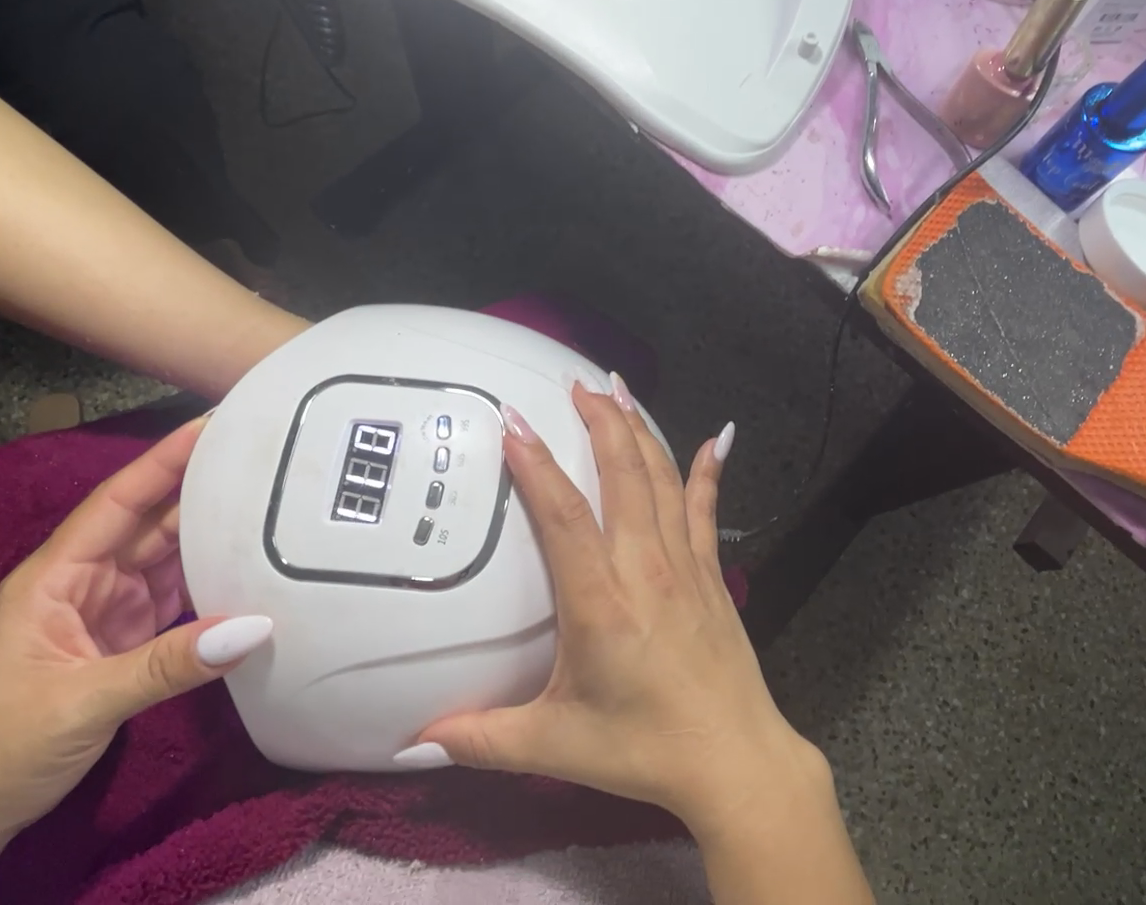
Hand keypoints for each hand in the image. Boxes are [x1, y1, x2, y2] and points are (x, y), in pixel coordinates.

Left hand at [0, 418, 274, 861]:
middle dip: (204, 488)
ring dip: (218, 534)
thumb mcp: (80, 704)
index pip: (117, 503)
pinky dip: (218, 582)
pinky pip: (183, 597)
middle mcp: (88, 581)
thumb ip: (167, 665)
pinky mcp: (133, 639)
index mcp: (57, 577)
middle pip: (154, 523)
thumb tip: (255, 627)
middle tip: (265, 459)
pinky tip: (256, 568)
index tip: (212, 425)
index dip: (164, 461)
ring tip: (274, 503)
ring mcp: (113, 609)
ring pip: (172, 557)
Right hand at [412, 377, 827, 830]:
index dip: (536, 464)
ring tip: (620, 390)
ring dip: (640, 431)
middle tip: (574, 384)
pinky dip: (708, 472)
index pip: (563, 515)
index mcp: (601, 602)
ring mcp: (686, 566)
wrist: (735, 761)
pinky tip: (715, 438)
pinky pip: (707, 510)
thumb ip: (482, 738)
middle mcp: (645, 568)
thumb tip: (410, 742)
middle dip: (598, 422)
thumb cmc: (644, 749)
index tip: (513, 421)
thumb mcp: (555, 746)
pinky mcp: (713, 575)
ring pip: (663, 481)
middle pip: (622, 475)